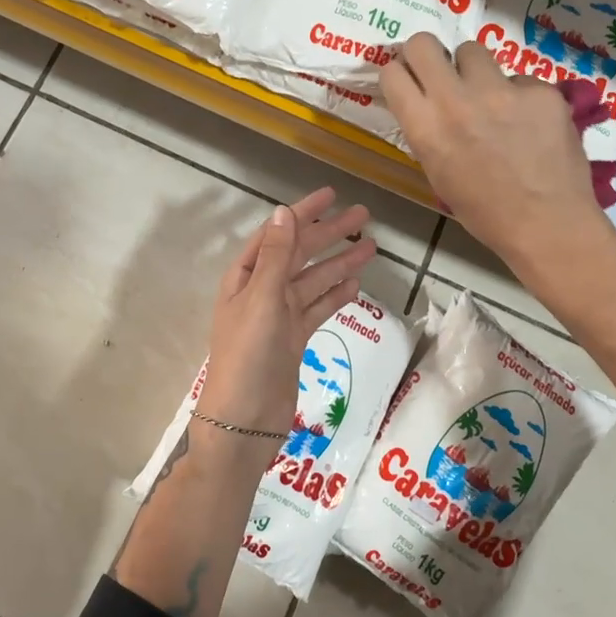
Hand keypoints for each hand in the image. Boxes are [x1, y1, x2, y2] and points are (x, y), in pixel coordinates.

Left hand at [197, 187, 376, 444]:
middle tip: (364, 216)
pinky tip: (356, 285)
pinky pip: (317, 309)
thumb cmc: (248, 355)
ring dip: (338, 263)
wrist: (244, 420)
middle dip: (329, 235)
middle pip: (298, 254)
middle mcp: (260, 292)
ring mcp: (278, 317)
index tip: (331, 196)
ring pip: (313, 281)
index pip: (277, 234)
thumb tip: (284, 212)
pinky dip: (335, 296)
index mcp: (245, 277)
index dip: (303, 213)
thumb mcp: (261, 299)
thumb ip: (275, 256)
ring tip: (371, 247)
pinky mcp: (293, 341)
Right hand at [380, 33, 615, 282]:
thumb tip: (423, 102)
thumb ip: (425, 130)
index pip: (391, 72)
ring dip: (475, 71)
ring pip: (473, 51)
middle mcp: (456, 100)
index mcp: (425, 127)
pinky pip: (519, 78)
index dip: (399, 73)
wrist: (547, 224)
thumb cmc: (484, 211)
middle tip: (440, 71)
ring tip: (490, 99)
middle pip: (423, 43)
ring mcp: (501, 90)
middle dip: (427, 54)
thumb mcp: (437, 171)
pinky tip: (529, 124)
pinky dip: (519, 96)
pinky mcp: (540, 90)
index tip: (409, 80)